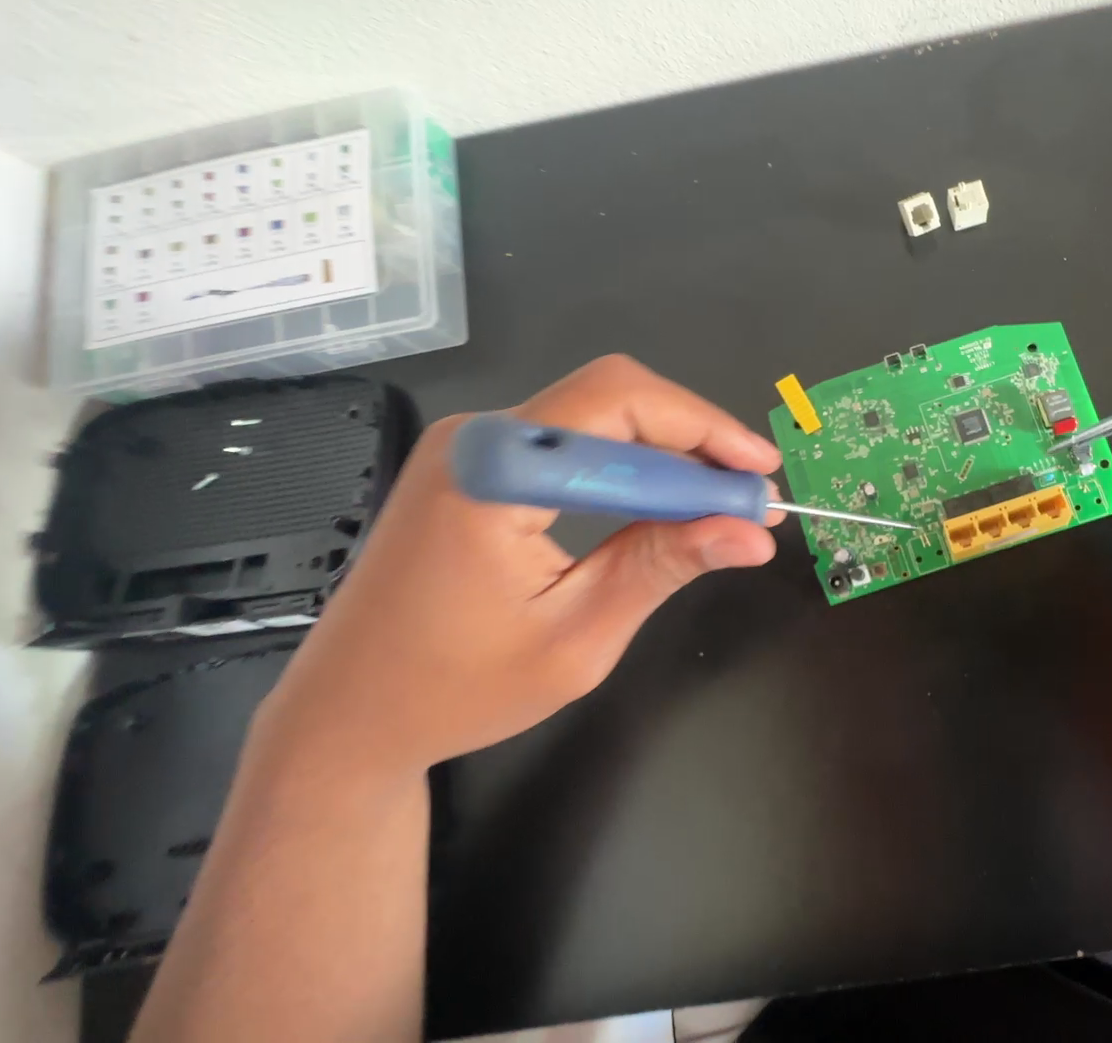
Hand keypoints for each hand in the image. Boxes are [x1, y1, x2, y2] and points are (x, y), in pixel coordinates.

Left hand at [255, 355, 783, 773]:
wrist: (348, 714)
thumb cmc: (458, 690)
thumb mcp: (578, 636)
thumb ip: (663, 567)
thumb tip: (751, 534)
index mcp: (494, 473)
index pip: (622, 406)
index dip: (706, 432)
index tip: (763, 478)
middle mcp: (478, 438)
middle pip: (613, 397)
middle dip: (695, 438)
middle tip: (749, 494)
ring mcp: (471, 447)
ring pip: (596, 416)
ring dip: (666, 454)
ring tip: (719, 504)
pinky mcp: (474, 465)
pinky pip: (570, 443)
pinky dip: (628, 466)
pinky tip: (661, 503)